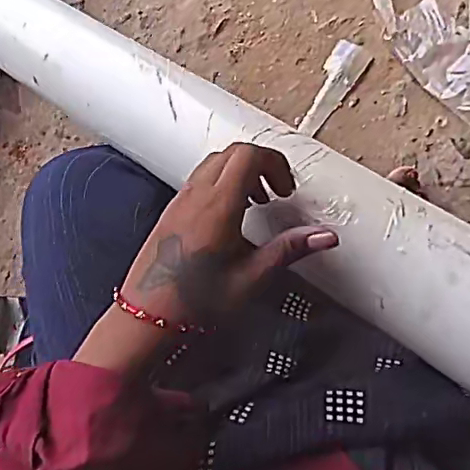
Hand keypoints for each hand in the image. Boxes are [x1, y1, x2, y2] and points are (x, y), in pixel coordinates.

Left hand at [75, 144, 337, 374]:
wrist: (147, 317)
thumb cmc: (192, 302)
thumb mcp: (250, 278)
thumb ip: (287, 251)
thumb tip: (322, 237)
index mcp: (217, 206)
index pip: (249, 155)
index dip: (275, 163)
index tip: (286, 187)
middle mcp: (195, 197)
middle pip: (232, 153)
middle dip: (261, 163)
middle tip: (276, 191)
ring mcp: (179, 202)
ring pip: (213, 164)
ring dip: (239, 172)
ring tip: (256, 204)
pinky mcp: (169, 213)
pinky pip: (197, 181)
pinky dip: (220, 184)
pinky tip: (229, 217)